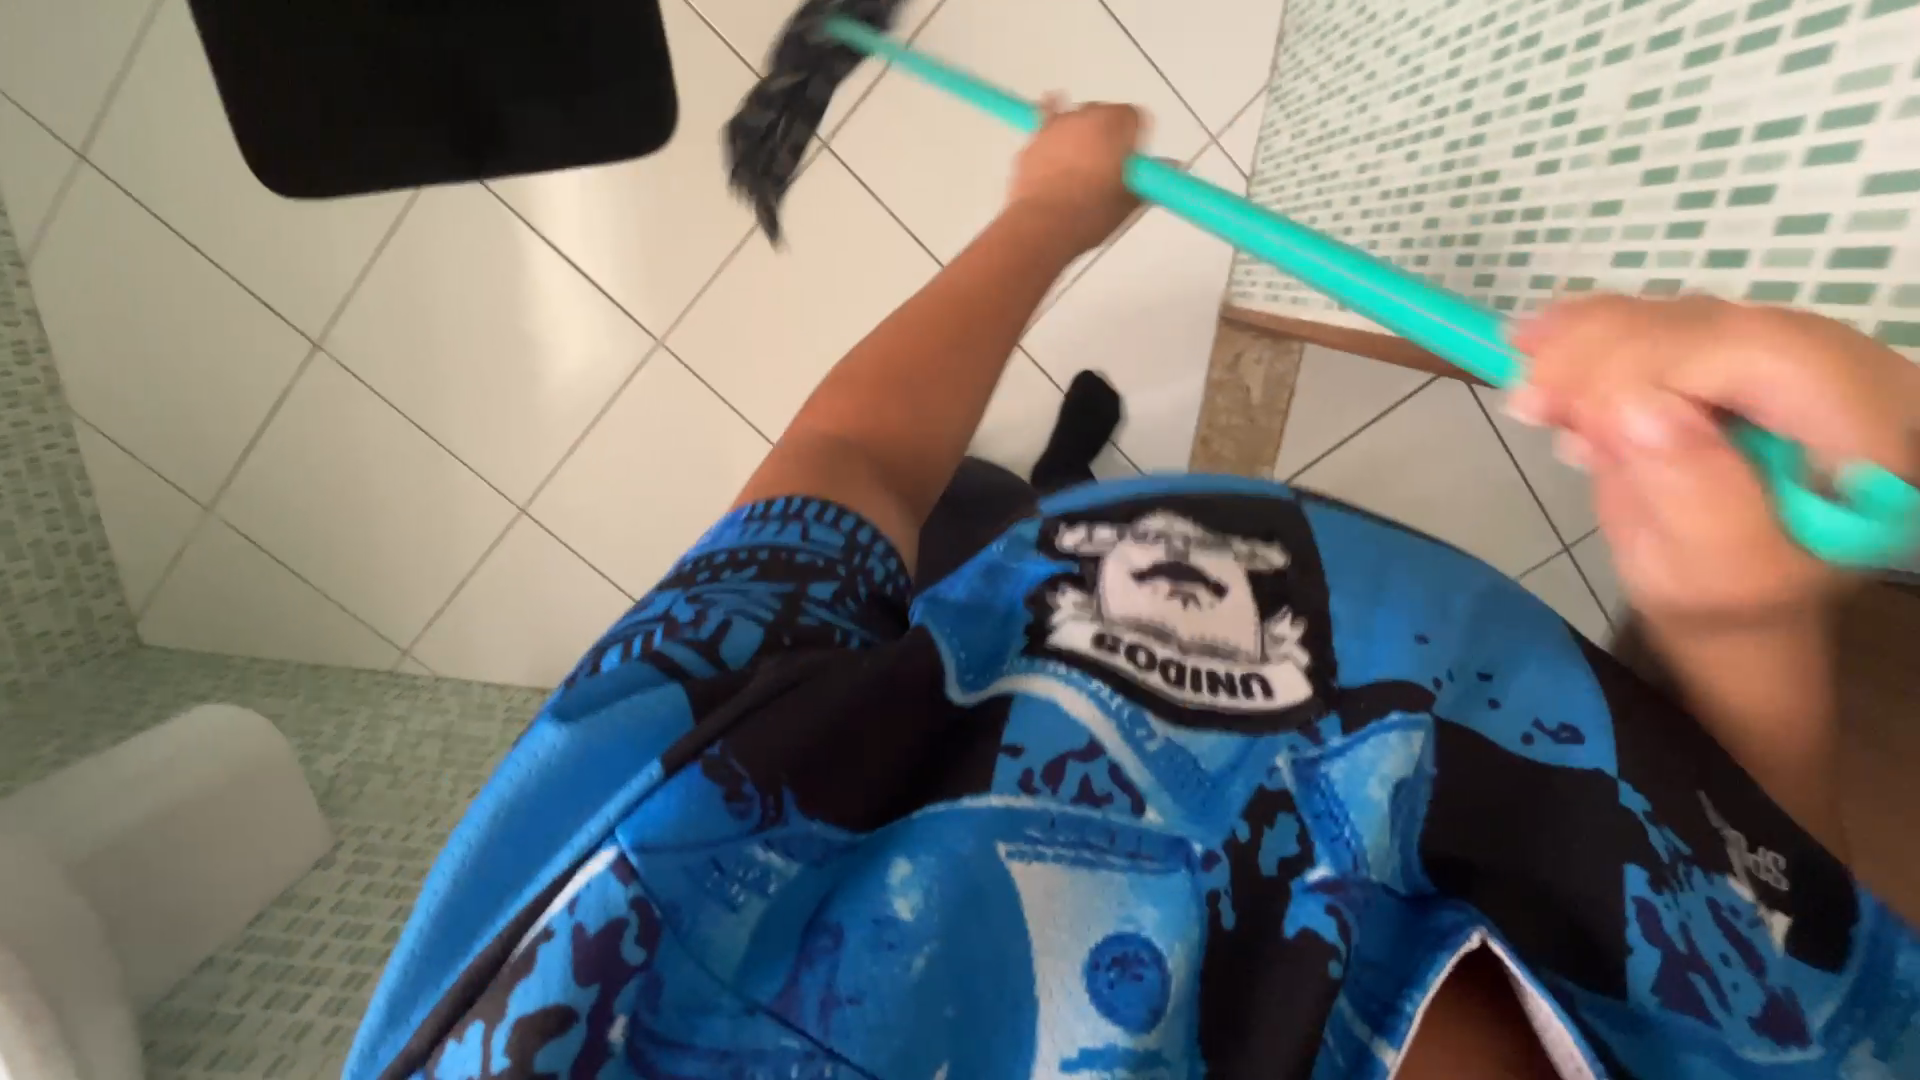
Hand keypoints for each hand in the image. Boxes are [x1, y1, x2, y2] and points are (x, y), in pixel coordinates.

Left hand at [1005, 98, 1145, 253]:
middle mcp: (1089, 113)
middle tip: (1103, 172)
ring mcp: (1058, 122)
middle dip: (1107, 136)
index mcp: (1117, 124)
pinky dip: (1051, 114)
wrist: (1042, 227)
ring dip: (1081, 132)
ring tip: (1078, 164)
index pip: (1136, 119)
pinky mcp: (1033, 137)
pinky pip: (1045, 115)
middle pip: (1105, 115)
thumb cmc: (1090, 216)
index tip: (1128, 168)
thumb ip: (1150, 180)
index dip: (1134, 142)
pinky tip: (1053, 104)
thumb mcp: (1127, 203)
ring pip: (1076, 118)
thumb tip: (1173, 166)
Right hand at [1509, 295, 1919, 627]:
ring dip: (1581, 341)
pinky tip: (1532, 347)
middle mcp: (1836, 372)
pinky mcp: (1720, 359)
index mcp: (1868, 425)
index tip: (1559, 409)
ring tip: (1525, 391)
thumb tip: (1635, 411)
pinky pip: (1651, 322)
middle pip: (1710, 325)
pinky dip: (1583, 331)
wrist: (1729, 591)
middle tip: (1525, 400)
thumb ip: (1696, 492)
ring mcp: (1775, 359)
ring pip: (1673, 316)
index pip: (1760, 354)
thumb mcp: (1722, 568)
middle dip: (1602, 352)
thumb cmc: (1731, 593)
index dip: (1647, 366)